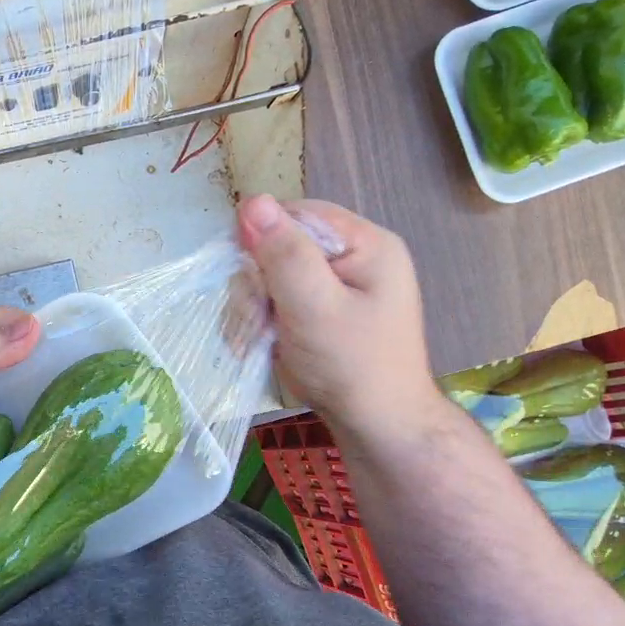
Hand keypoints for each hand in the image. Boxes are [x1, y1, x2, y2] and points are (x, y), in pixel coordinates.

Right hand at [237, 195, 442, 435]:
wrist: (374, 424)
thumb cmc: (351, 365)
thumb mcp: (313, 306)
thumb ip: (283, 254)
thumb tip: (252, 201)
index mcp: (364, 243)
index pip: (296, 214)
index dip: (262, 240)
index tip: (251, 280)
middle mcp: (349, 257)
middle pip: (276, 246)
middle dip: (255, 284)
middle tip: (258, 320)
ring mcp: (331, 287)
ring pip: (265, 277)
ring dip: (250, 309)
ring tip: (258, 341)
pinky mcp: (314, 312)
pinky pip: (269, 301)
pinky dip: (256, 323)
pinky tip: (258, 345)